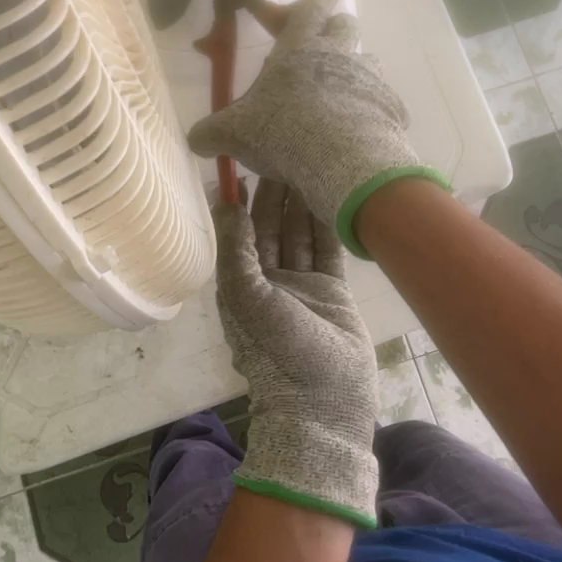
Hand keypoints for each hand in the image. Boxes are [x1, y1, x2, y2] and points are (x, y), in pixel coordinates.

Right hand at [189, 0, 443, 252]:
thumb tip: (196, 140)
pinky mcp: (388, 107)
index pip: (313, 2)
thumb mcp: (234, 133)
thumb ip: (213, 133)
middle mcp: (337, 53)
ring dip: (350, 73)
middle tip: (319, 50)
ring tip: (333, 100)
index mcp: (299, 46)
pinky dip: (365, 112)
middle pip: (344, 25)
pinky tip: (352, 135)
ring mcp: (367, 78)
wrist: (341, 161)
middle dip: (333, 31)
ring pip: (363, 62)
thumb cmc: (281, 130)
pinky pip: (378, 102)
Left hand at [214, 179, 377, 526]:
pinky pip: (327, 249)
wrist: (325, 405)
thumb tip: (229, 208)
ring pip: (299, 234)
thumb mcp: (248, 301)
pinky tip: (329, 197)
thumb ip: (237, 252)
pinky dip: (326, 224)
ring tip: (306, 166)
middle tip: (282, 156)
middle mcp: (270, 281)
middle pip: (271, 228)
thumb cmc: (279, 353)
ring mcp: (302, 286)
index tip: (243, 169)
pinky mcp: (332, 292)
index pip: (240, 234)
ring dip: (301, 204)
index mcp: (242, 285)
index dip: (240, 203)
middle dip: (274, 195)